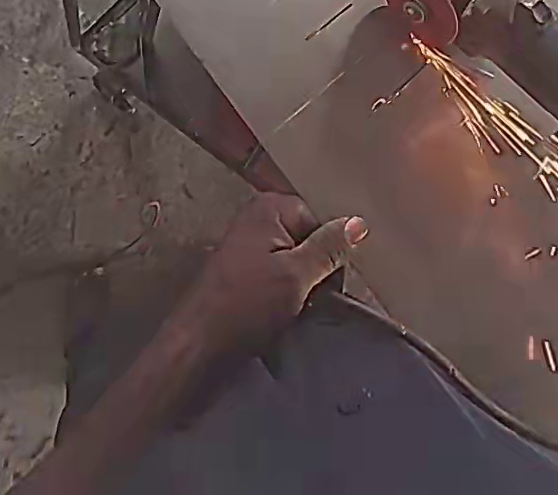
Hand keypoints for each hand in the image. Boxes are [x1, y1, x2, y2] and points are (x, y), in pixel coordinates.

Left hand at [166, 194, 367, 359]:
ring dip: (305, 283)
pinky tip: (288, 310)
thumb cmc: (245, 306)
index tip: (331, 280)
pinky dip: (289, 290)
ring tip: (300, 307)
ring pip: (297, 258)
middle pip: (309, 236)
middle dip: (318, 266)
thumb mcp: (296, 276)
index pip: (320, 218)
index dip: (330, 249)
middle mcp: (258, 217)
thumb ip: (329, 247)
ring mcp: (250, 243)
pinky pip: (281, 271)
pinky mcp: (245, 270)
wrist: (197, 349)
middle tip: (315, 296)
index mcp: (270, 207)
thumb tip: (360, 222)